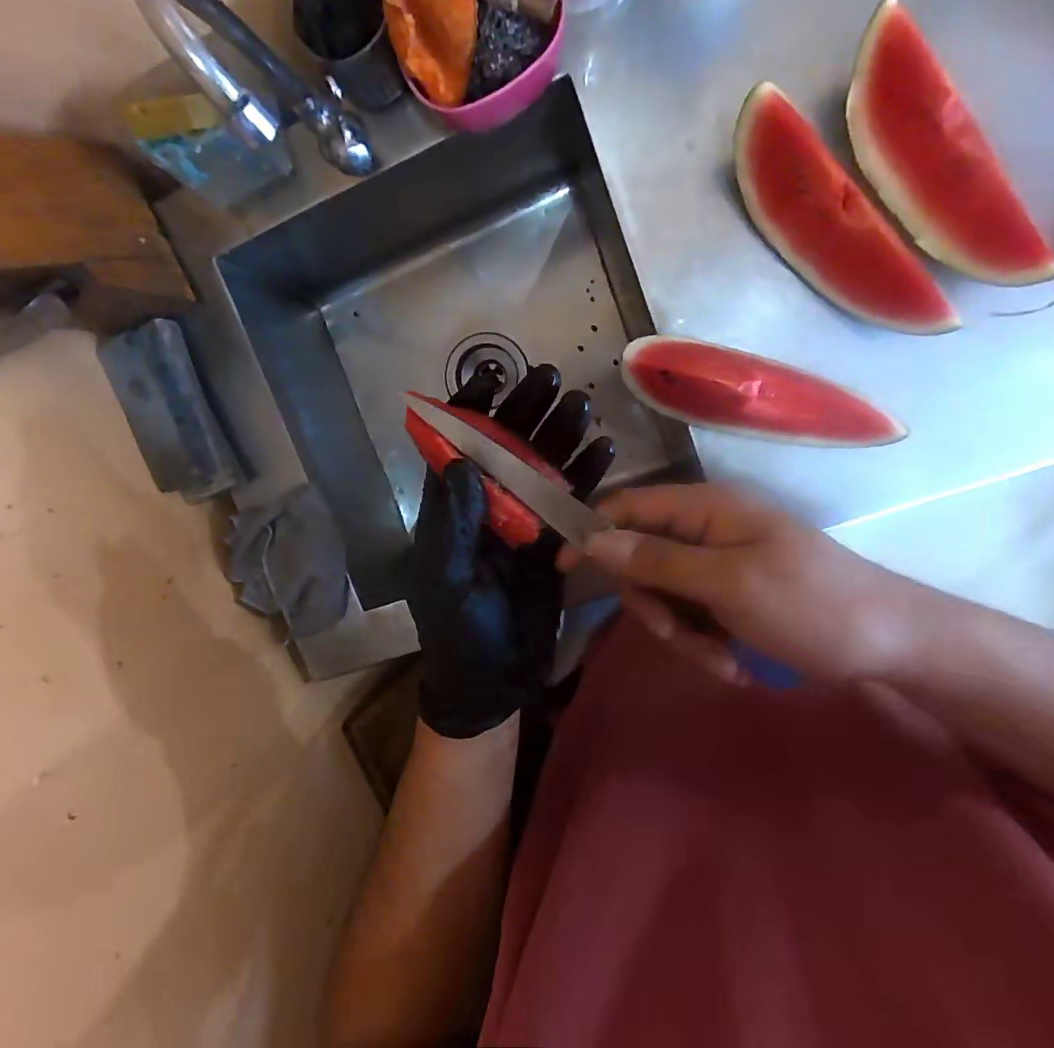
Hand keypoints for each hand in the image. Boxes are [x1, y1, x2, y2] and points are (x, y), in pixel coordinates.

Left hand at [409, 364, 614, 737]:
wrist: (493, 678)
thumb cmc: (459, 629)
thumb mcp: (447, 577)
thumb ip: (454, 522)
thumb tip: (462, 460)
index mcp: (453, 509)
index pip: (460, 445)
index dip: (473, 407)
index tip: (493, 374)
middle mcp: (488, 506)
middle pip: (508, 446)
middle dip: (527, 410)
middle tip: (555, 379)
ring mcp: (523, 522)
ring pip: (544, 467)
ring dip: (562, 436)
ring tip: (584, 405)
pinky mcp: (554, 542)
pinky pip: (572, 502)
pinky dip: (588, 476)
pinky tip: (606, 451)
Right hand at [559, 484, 940, 685]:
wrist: (892, 645)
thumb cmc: (812, 605)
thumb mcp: (728, 583)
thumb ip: (658, 561)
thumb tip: (594, 540)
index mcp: (707, 509)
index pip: (628, 507)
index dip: (592, 534)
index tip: (564, 572)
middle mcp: (708, 531)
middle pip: (641, 562)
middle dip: (656, 607)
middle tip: (682, 636)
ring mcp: (721, 567)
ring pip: (666, 598)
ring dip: (685, 635)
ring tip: (725, 659)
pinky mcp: (734, 600)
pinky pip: (695, 620)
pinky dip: (708, 645)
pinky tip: (738, 663)